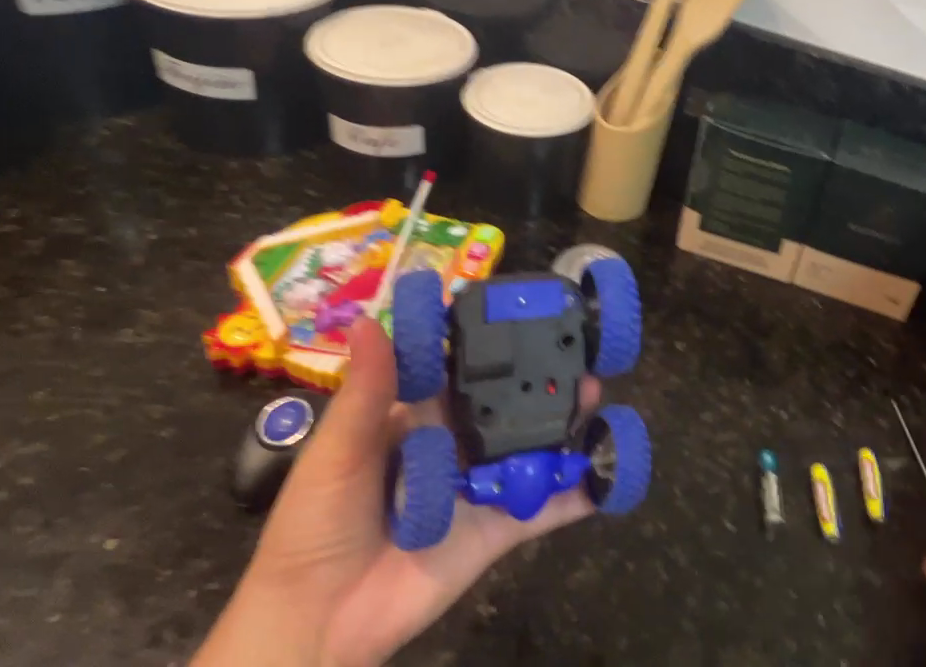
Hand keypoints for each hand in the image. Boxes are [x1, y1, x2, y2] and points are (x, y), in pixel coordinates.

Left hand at [194, 319, 598, 666]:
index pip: (458, 369)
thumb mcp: (335, 450)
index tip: (526, 309)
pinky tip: (609, 470)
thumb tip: (369, 318)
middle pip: (506, 404)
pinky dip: (579, 492)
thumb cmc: (316, 523)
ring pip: (531, 447)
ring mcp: (481, 486)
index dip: (491, 341)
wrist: (319, 618)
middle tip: (578, 350)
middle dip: (541, 377)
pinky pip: (545, 507)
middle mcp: (455, 444)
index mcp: (415, 418)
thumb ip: (366, 390)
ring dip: (566, 422)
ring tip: (596, 393)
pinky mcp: (499, 529)